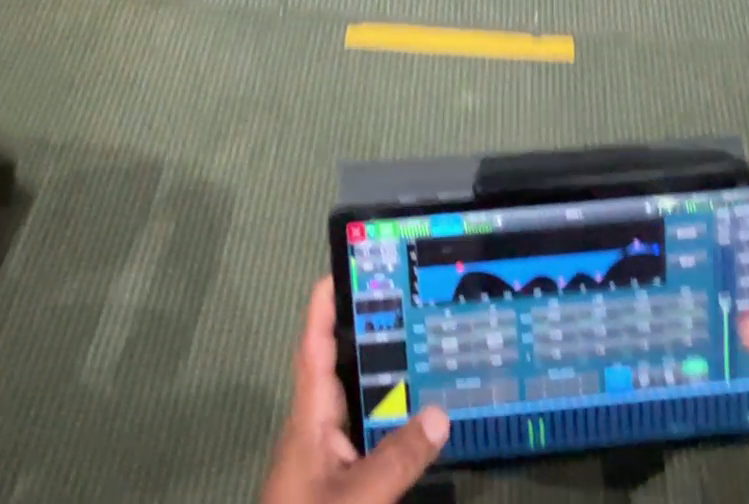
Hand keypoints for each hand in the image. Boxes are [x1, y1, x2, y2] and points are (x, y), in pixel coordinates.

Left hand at [261, 277, 449, 503]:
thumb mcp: (356, 500)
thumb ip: (397, 459)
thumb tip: (440, 412)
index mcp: (308, 419)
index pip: (313, 347)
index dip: (324, 305)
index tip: (346, 267)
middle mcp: (316, 429)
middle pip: (340, 366)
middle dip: (368, 331)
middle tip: (410, 298)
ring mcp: (328, 457)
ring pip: (358, 402)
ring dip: (386, 374)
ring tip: (426, 342)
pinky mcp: (341, 481)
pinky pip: (369, 433)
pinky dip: (393, 416)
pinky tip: (421, 415)